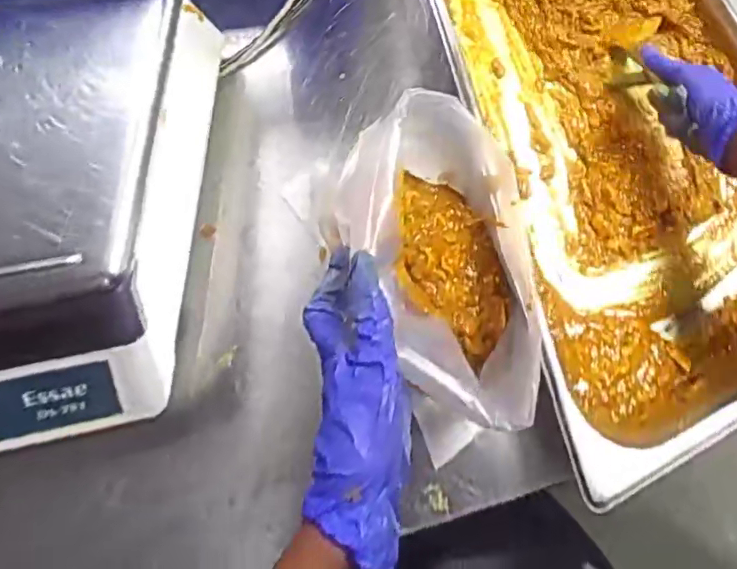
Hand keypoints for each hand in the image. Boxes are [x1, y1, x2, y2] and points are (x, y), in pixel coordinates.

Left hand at [301, 249, 407, 568]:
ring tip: (400, 284)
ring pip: (363, 329)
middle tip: (379, 261)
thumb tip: (361, 269)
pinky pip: (382, 347)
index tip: (347, 252)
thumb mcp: (370, 365)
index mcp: (336, 350)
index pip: (324, 307)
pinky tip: (412, 326)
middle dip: (356, 287)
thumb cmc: (363, 424)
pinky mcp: (380, 390)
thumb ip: (369, 320)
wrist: (366, 484)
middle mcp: (346, 359)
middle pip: (343, 316)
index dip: (331, 280)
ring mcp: (362, 376)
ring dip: (376, 306)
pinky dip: (392, 330)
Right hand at [639, 44, 736, 167]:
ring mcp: (700, 116)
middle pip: (669, 95)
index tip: (648, 78)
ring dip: (673, 119)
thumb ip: (667, 66)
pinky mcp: (698, 136)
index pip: (673, 73)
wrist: (736, 138)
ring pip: (671, 114)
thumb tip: (643, 48)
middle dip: (665, 102)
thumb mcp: (690, 78)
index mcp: (702, 77)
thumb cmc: (714, 102)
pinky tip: (687, 134)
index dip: (661, 75)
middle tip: (668, 105)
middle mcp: (701, 94)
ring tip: (682, 123)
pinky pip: (679, 130)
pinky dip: (680, 132)